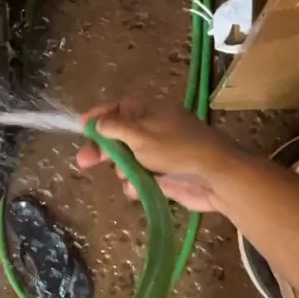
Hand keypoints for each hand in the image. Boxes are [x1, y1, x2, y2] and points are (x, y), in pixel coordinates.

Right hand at [75, 99, 247, 211]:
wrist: (216, 177)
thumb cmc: (177, 149)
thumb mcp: (140, 135)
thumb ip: (114, 128)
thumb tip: (98, 123)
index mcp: (150, 113)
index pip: (119, 108)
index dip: (100, 116)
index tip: (82, 126)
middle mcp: (154, 130)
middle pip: (119, 137)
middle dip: (103, 149)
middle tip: (84, 161)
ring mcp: (159, 154)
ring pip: (128, 160)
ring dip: (123, 170)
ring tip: (129, 176)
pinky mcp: (164, 175)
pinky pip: (141, 178)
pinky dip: (137, 184)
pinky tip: (139, 190)